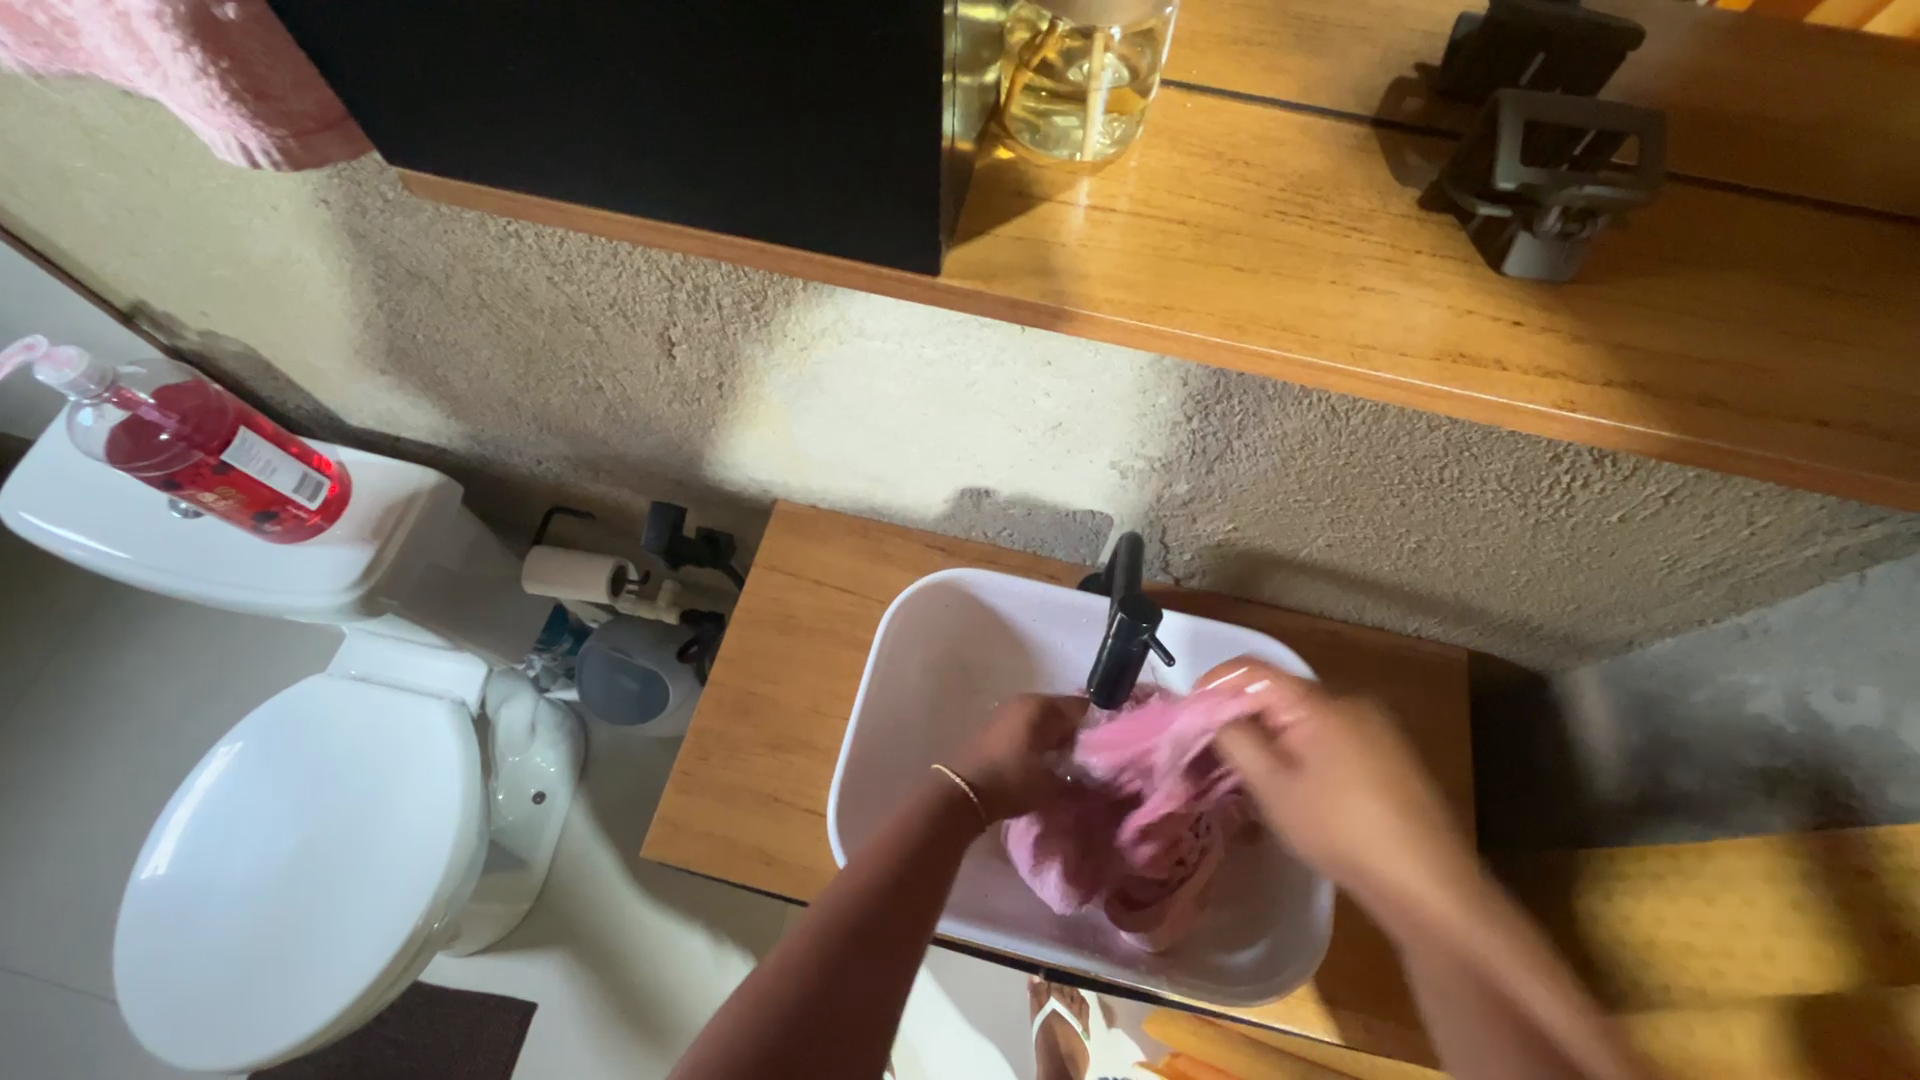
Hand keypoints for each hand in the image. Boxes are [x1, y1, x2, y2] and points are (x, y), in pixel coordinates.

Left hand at [948, 694, 1087, 822]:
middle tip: (1095, 759)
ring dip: (1059, 737)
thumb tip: (1100, 778)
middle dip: (1079, 733)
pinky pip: (1029, 726)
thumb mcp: (1052, 785)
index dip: (1101, 727)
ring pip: (1046, 719)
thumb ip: (1081, 778)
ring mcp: (1008, 711)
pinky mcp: (996, 725)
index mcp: (1042, 706)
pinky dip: (1041, 740)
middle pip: (1064, 711)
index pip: (1083, 707)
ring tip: (1073, 763)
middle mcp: (1025, 700)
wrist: (961, 793)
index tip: (1113, 748)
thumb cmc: (1011, 782)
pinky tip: (1047, 762)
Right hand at [1200, 659, 1479, 919]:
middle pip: (1278, 691)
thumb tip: (1210, 711)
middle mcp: (1349, 702)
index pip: (1251, 670)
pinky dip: (1303, 747)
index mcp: (1319, 703)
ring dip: (1273, 733)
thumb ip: (1236, 740)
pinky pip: (1331, 734)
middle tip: (1216, 751)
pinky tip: (1301, 788)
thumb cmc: (1340, 832)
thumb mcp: (1273, 788)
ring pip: (1304, 715)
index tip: (1189, 715)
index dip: (1213, 684)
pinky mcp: (1389, 752)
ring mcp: (1375, 726)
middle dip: (1242, 713)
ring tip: (1255, 774)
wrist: (1428, 883)